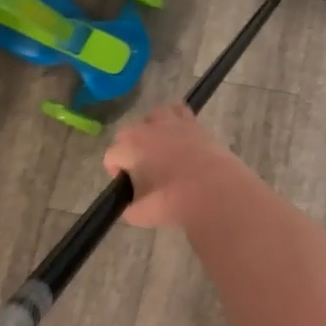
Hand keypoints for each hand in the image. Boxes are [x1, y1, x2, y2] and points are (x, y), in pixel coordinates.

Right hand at [103, 102, 252, 227]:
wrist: (214, 190)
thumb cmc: (173, 201)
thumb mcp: (141, 214)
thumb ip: (130, 207)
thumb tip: (132, 204)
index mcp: (130, 147)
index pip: (111, 155)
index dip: (115, 171)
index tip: (127, 185)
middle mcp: (148, 129)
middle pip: (129, 132)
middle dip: (130, 148)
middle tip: (142, 169)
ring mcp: (173, 122)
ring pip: (154, 116)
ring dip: (152, 129)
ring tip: (160, 148)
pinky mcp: (194, 123)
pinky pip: (180, 111)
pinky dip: (177, 120)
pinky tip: (181, 136)